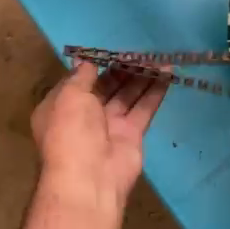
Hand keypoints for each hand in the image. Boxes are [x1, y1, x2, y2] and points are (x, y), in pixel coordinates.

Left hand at [31, 63, 167, 214]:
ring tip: (159, 57)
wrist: (89, 178)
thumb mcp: (69, 95)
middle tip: (141, 50)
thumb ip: (81, 76)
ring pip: (128, 95)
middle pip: (107, 86)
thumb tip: (86, 61)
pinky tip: (168, 73)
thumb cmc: (70, 131)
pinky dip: (155, 90)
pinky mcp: (132, 135)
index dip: (95, 66)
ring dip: (142, 76)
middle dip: (123, 69)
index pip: (78, 81)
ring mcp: (109, 126)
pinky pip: (144, 108)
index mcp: (61, 107)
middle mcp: (84, 116)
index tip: (111, 50)